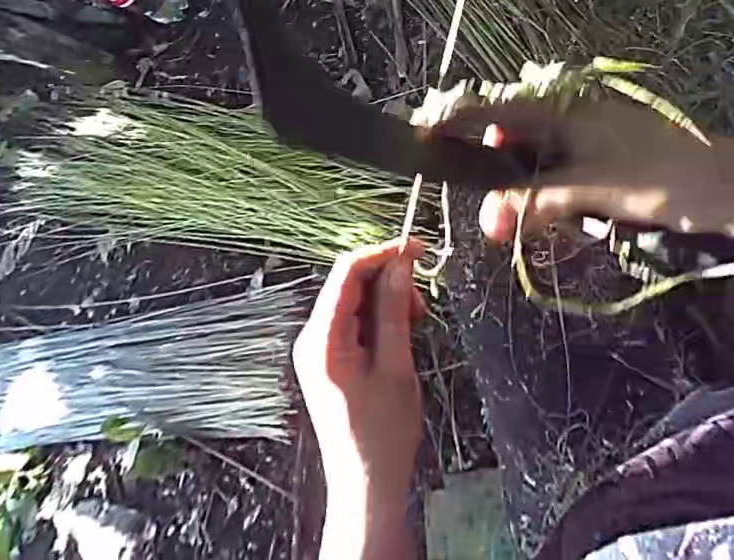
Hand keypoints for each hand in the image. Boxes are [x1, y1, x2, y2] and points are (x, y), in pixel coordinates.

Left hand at [294, 239, 426, 559]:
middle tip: (420, 304)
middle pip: (351, 283)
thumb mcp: (396, 365)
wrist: (367, 486)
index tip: (417, 248)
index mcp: (323, 337)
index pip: (347, 271)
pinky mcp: (331, 356)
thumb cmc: (383, 433)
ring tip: (414, 324)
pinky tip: (401, 334)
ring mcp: (320, 346)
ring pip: (356, 299)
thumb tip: (401, 261)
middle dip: (388, 281)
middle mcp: (313, 336)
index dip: (382, 252)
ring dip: (388, 300)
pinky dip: (381, 318)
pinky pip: (356, 319)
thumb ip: (395, 309)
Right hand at [444, 98, 713, 243]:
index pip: (495, 111)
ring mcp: (585, 133)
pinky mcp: (599, 153)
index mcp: (561, 110)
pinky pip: (557, 167)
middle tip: (487, 217)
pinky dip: (547, 189)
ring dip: (521, 187)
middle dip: (492, 173)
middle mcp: (568, 115)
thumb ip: (537, 200)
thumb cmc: (657, 177)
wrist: (725, 184)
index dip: (457, 122)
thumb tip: (490, 220)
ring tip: (516, 222)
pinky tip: (551, 214)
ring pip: (534, 155)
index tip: (422, 134)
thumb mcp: (591, 189)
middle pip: (511, 136)